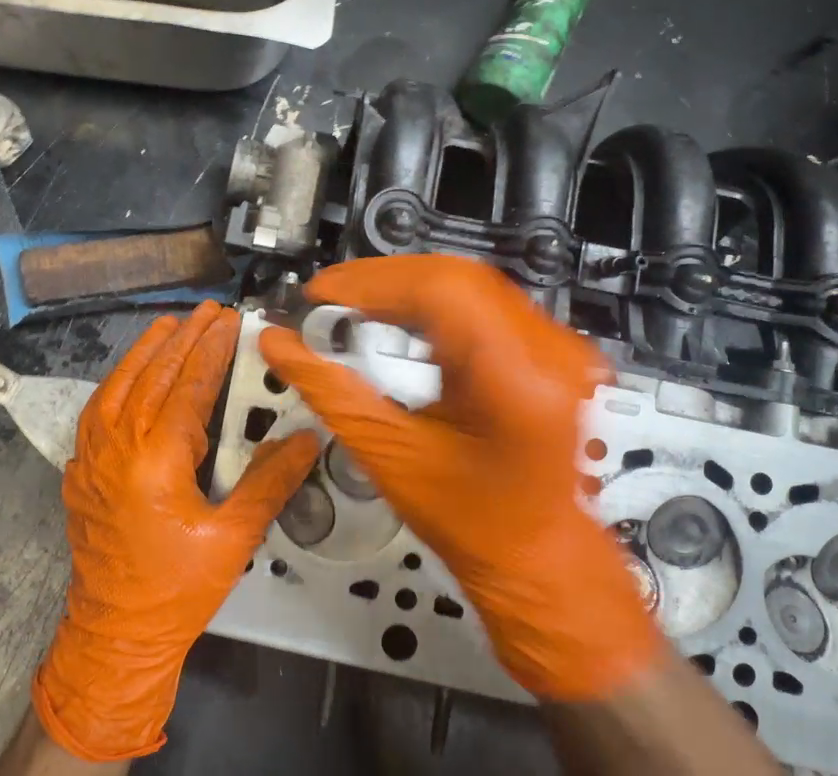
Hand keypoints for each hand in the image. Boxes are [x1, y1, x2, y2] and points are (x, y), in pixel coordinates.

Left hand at [33, 302, 320, 761]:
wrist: (118, 631)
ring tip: (169, 325)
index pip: (188, 386)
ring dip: (144, 352)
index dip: (212, 350)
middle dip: (182, 338)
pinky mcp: (80, 470)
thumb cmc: (178, 589)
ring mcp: (91, 457)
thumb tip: (305, 440)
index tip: (229, 321)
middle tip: (207, 311)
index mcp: (156, 459)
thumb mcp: (233, 539)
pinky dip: (117, 382)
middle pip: (152, 376)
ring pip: (118, 386)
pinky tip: (131, 374)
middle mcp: (117, 447)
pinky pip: (97, 410)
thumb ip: (269, 483)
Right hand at [259, 255, 666, 701]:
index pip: (440, 291)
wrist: (538, 559)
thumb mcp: (391, 458)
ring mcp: (558, 348)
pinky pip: (483, 302)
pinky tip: (396, 319)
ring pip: (469, 283)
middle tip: (328, 301)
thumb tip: (278, 343)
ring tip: (352, 308)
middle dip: (381, 281)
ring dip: (404, 288)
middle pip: (455, 277)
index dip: (371, 281)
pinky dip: (431, 303)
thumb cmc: (472, 524)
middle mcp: (549, 353)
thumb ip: (330, 392)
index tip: (319, 295)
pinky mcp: (550, 351)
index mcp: (517, 381)